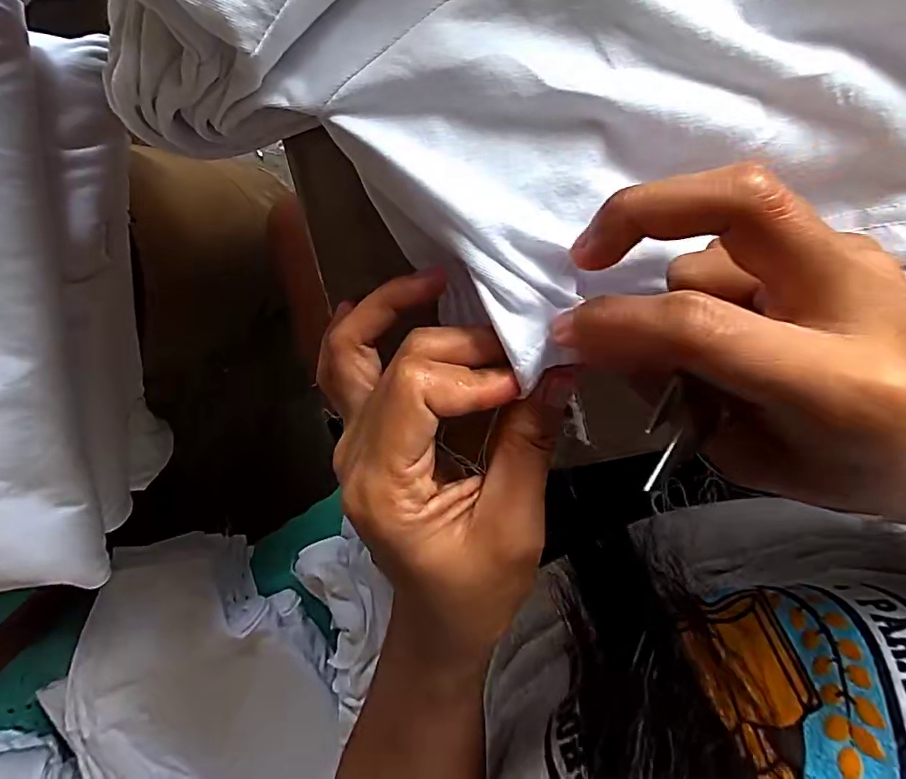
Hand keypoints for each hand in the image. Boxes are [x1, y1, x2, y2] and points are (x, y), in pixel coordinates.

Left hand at [320, 270, 570, 664]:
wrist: (438, 625)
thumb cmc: (476, 590)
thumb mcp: (514, 524)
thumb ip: (529, 441)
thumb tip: (560, 369)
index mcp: (383, 483)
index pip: (415, 388)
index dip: (475, 375)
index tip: (525, 384)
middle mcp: (353, 453)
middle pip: (393, 361)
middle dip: (458, 342)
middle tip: (510, 344)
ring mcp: (352, 441)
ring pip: (345, 353)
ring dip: (385, 309)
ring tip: (433, 280)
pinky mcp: (368, 434)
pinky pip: (349, 370)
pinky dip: (365, 331)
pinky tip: (390, 306)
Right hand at [551, 164, 905, 520]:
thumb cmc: (853, 473)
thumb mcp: (752, 457)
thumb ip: (679, 388)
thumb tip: (609, 330)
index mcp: (842, 382)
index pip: (706, 326)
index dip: (621, 321)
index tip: (568, 330)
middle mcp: (859, 296)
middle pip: (744, 200)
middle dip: (646, 210)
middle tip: (590, 253)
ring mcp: (862, 256)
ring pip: (733, 227)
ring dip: (687, 274)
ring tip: (692, 332)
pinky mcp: (853, 242)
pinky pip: (756, 230)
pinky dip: (715, 261)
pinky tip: (730, 308)